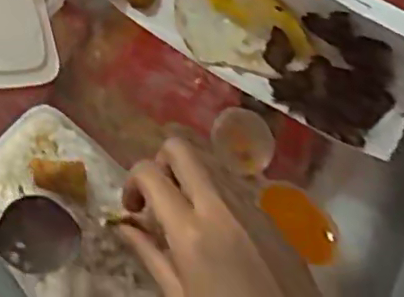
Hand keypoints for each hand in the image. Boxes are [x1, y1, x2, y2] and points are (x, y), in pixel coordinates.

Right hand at [114, 138, 318, 296]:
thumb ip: (148, 253)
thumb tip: (124, 225)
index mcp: (191, 230)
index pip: (147, 172)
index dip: (132, 182)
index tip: (134, 209)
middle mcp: (221, 211)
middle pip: (181, 150)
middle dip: (161, 163)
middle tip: (161, 195)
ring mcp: (255, 216)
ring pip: (211, 168)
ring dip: (192, 181)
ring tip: (193, 215)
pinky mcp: (279, 229)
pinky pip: (239, 194)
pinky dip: (221, 201)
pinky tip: (225, 236)